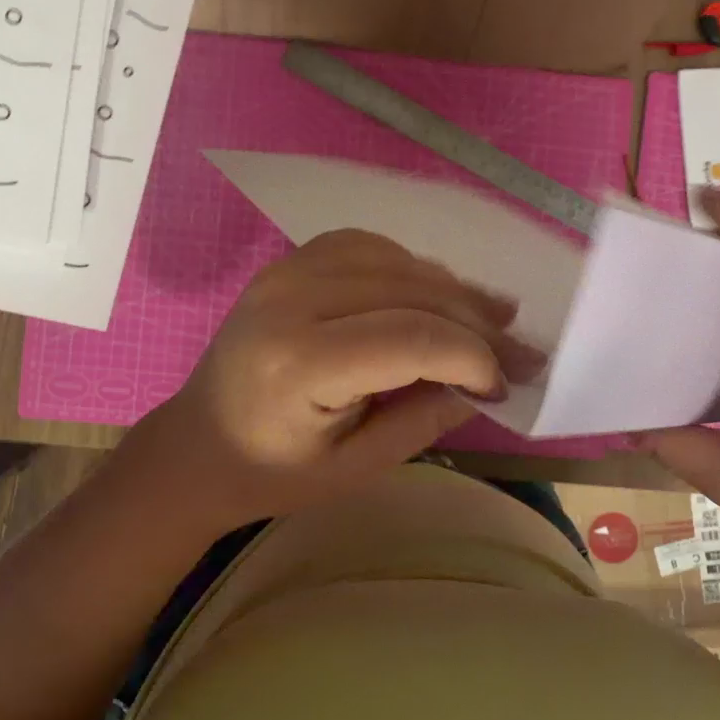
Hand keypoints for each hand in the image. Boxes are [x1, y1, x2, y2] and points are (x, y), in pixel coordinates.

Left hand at [117, 229, 546, 531]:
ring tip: (494, 316)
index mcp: (301, 363)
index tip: (505, 385)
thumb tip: (484, 383)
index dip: (472, 356)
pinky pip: (363, 246)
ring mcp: (283, 274)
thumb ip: (423, 421)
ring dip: (449, 288)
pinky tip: (433, 291)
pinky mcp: (284, 265)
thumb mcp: (354, 469)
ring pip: (392, 260)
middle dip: (474, 322)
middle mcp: (291, 301)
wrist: (197, 446)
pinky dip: (407, 265)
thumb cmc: (272, 474)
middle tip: (522, 352)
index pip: (412, 338)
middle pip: (409, 291)